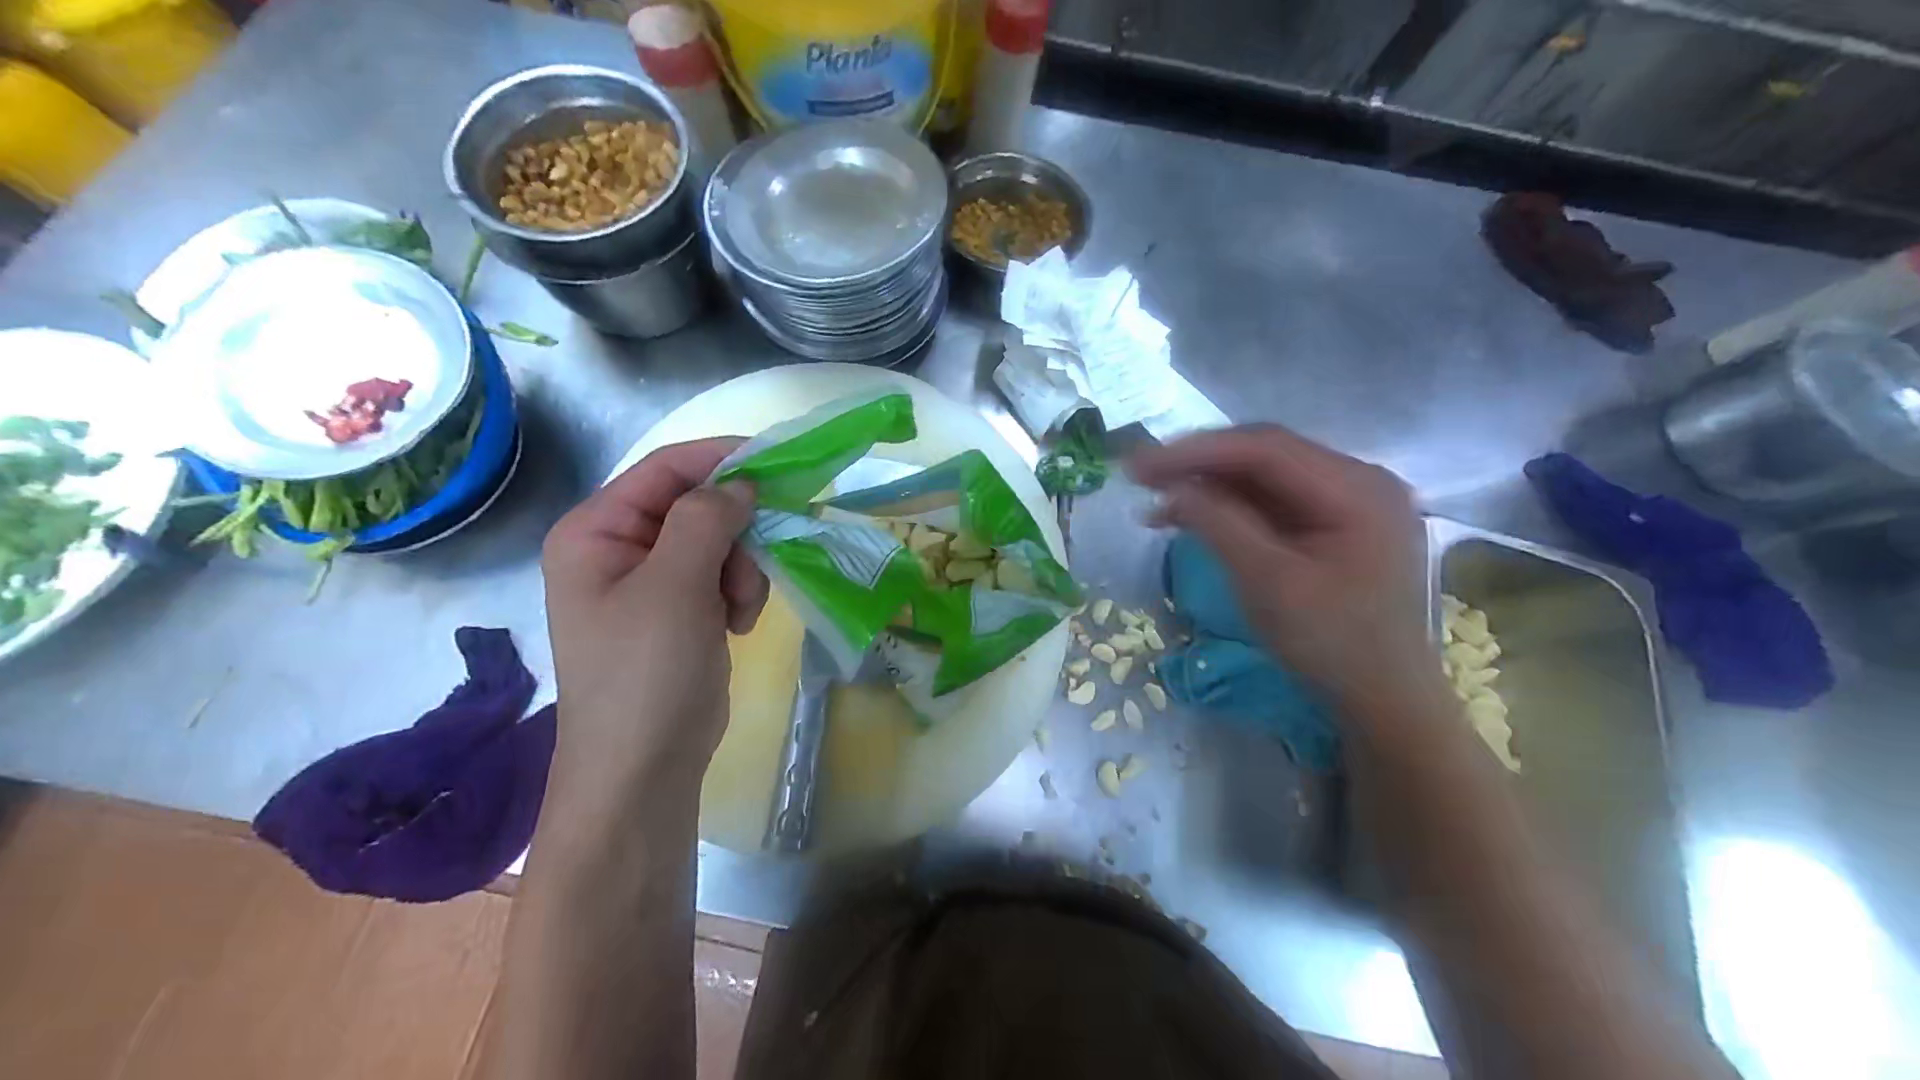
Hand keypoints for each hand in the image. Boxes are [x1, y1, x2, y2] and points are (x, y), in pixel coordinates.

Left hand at [541, 438, 767, 809]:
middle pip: (696, 505)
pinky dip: (738, 593)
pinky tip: (735, 625)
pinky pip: (722, 575)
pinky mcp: (679, 610)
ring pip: (719, 541)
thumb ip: (706, 519)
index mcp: (596, 530)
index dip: (721, 458)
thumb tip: (742, 481)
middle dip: (735, 535)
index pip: (665, 469)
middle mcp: (618, 547)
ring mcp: (650, 581)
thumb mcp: (675, 586)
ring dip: (741, 570)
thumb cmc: (646, 673)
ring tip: (737, 611)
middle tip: (752, 568)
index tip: (779, 463)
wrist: (644, 768)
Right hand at [1129, 426, 1439, 717]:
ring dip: (1210, 486)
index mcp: (1358, 488)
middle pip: (1266, 455)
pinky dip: (1231, 508)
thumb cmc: (1332, 645)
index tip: (1139, 467)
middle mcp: (1360, 480)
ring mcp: (1351, 502)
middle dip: (1200, 464)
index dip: (1196, 451)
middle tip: (1141, 479)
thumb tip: (1172, 488)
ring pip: (1266, 477)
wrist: (1386, 700)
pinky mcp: (1336, 525)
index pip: (1265, 448)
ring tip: (1157, 503)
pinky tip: (1193, 518)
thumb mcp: (1268, 583)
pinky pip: (1275, 502)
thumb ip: (1220, 525)